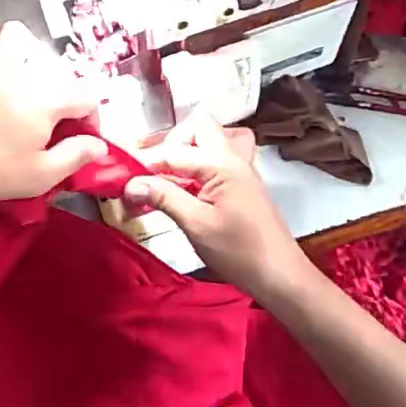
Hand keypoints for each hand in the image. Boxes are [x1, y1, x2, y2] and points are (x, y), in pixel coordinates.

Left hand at [0, 21, 107, 213]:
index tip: (84, 142)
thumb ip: (75, 156)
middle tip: (56, 126)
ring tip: (28, 81)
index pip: (87, 99)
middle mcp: (23, 74)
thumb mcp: (41, 175)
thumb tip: (98, 146)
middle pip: (57, 71)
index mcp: (48, 99)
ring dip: (27, 53)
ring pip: (15, 37)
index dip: (92, 121)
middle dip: (65, 94)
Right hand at [123, 112, 311, 293]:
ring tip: (168, 174)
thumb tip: (131, 183)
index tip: (124, 180)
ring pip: (211, 140)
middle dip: (170, 144)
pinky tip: (185, 187)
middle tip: (151, 170)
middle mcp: (234, 160)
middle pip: (198, 128)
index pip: (174, 152)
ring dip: (186, 151)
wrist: (281, 278)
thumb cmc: (240, 253)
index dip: (146, 164)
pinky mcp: (241, 186)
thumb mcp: (196, 225)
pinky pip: (217, 159)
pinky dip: (197, 165)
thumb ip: (163, 198)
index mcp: (223, 165)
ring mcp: (241, 171)